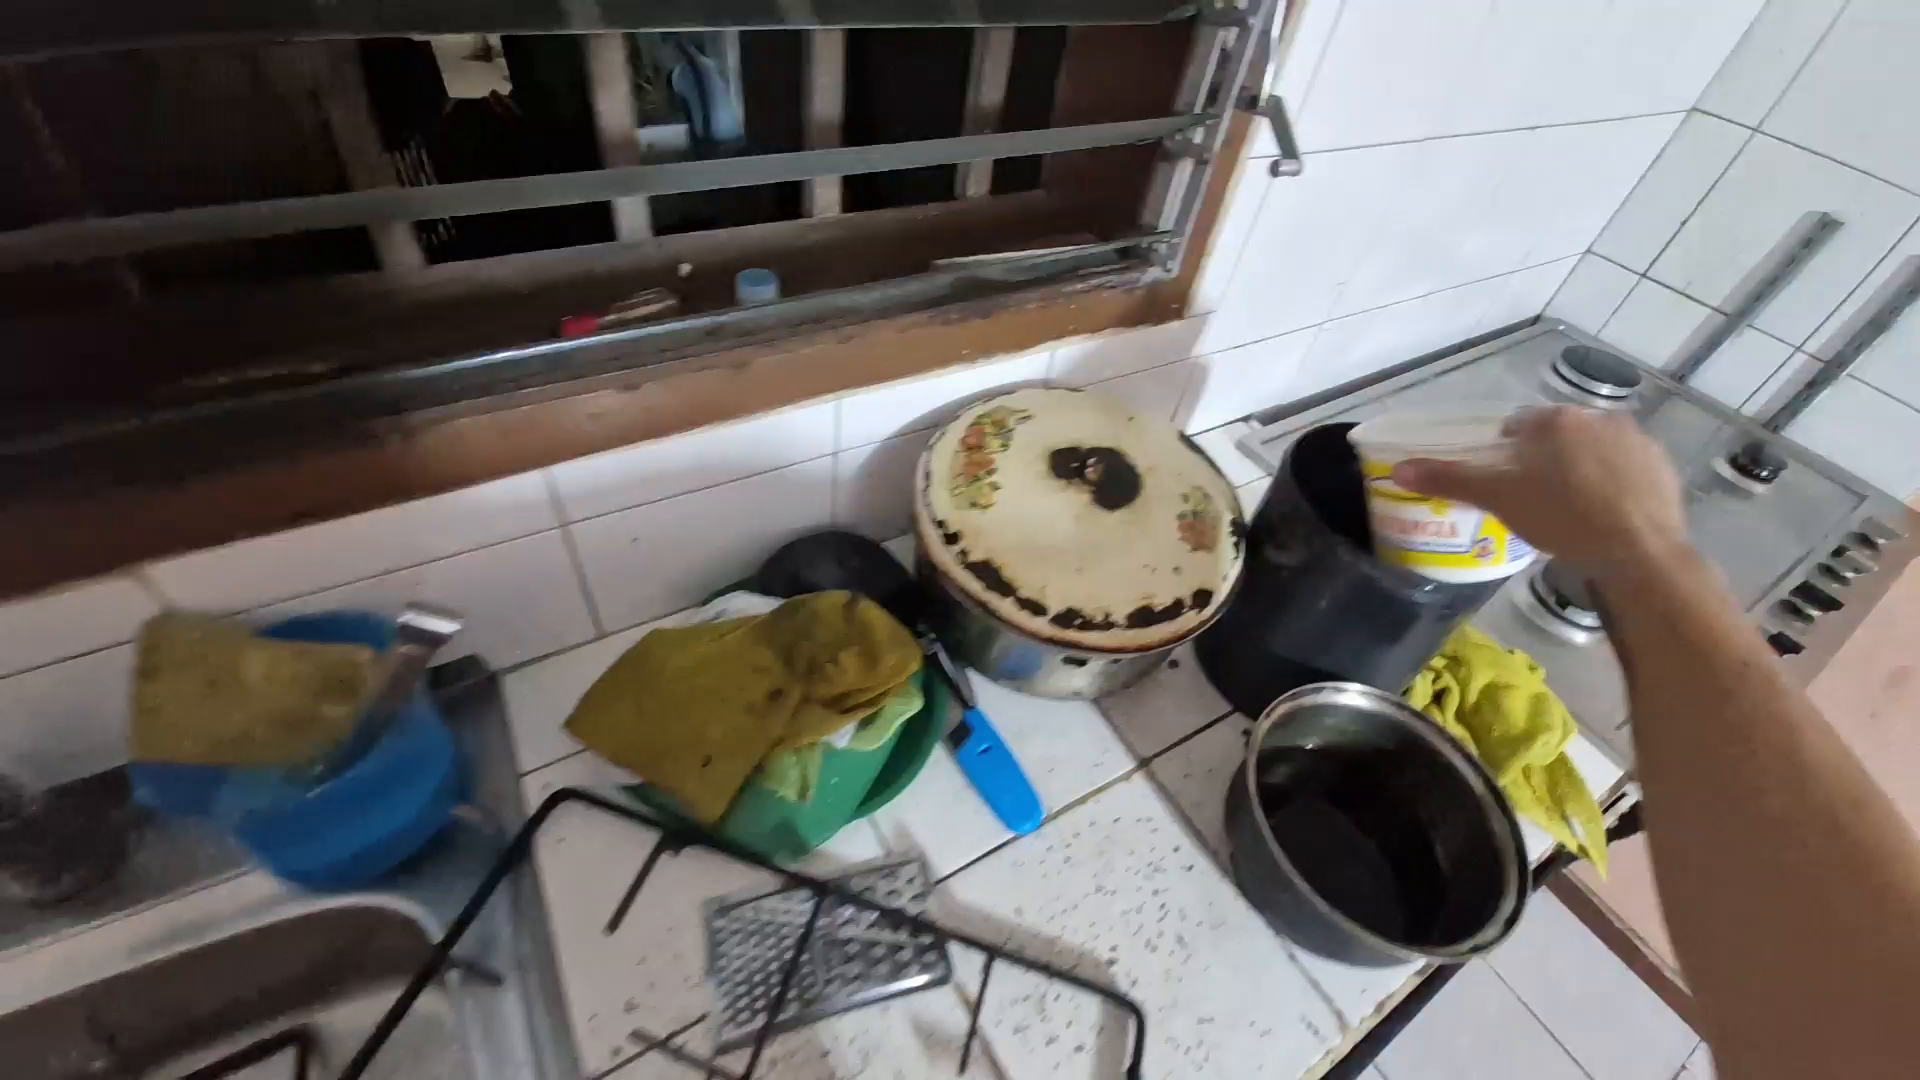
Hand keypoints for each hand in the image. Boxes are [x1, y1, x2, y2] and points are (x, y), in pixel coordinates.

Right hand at [1390, 406, 1689, 576]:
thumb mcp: (1496, 499)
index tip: (1498, 478)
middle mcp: (1601, 420)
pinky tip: (1597, 512)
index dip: (1503, 451)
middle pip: (1556, 436)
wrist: (1637, 553)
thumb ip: (1448, 478)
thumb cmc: (1561, 517)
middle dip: (1541, 458)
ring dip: (1575, 468)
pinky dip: (1608, 483)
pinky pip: (1623, 468)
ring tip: (1562, 506)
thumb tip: (1398, 469)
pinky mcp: (1663, 469)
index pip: (1518, 425)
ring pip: (1591, 450)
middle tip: (1526, 495)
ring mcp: (1639, 443)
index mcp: (1557, 420)